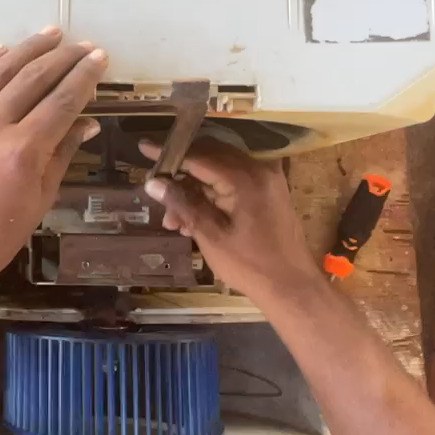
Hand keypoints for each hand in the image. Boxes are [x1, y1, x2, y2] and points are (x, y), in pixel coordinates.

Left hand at [0, 27, 106, 294]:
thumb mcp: (40, 199)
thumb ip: (62, 154)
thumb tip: (86, 123)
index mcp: (23, 149)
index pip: (63, 100)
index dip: (85, 76)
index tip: (100, 59)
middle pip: (33, 78)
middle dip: (63, 58)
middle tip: (84, 46)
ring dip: (27, 50)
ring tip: (51, 35)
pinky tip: (1, 52)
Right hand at [139, 138, 324, 297]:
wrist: (292, 287)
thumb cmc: (249, 264)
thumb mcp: (210, 235)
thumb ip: (182, 203)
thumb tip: (152, 182)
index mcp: (245, 178)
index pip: (198, 156)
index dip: (168, 153)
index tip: (143, 148)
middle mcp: (259, 170)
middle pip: (209, 157)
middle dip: (180, 174)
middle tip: (156, 188)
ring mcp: (267, 179)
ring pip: (219, 171)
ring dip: (194, 189)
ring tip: (173, 220)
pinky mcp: (268, 191)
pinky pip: (233, 182)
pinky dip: (211, 194)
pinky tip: (193, 218)